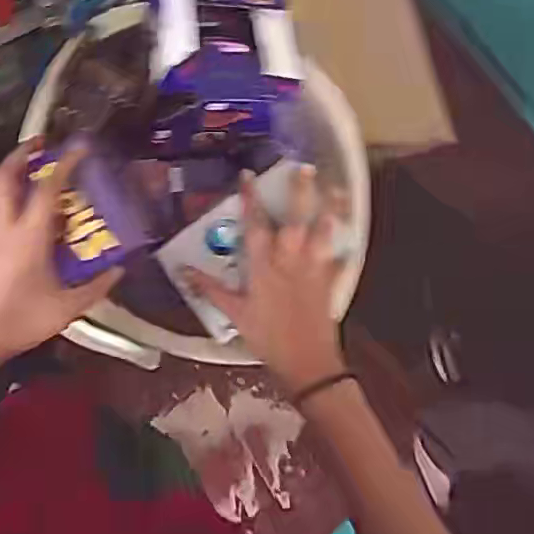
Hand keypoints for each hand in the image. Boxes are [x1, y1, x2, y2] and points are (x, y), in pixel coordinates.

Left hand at [0, 143, 121, 370]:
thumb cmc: (19, 322)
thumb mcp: (65, 309)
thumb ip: (95, 287)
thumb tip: (119, 270)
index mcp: (29, 235)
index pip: (47, 187)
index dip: (65, 163)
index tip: (79, 147)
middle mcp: (4, 225)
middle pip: (7, 176)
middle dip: (22, 153)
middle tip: (39, 143)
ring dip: (8, 169)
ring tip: (24, 163)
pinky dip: (0, 190)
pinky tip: (11, 200)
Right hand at [187, 165, 346, 391]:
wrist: (308, 366)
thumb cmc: (268, 338)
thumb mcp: (235, 315)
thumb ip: (210, 289)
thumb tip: (182, 270)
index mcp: (263, 266)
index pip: (254, 225)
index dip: (250, 199)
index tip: (248, 175)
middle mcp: (289, 261)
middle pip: (296, 220)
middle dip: (300, 193)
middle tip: (305, 168)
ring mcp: (313, 270)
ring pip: (323, 233)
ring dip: (330, 210)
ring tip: (336, 188)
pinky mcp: (330, 282)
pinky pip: (340, 259)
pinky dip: (345, 247)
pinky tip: (350, 234)